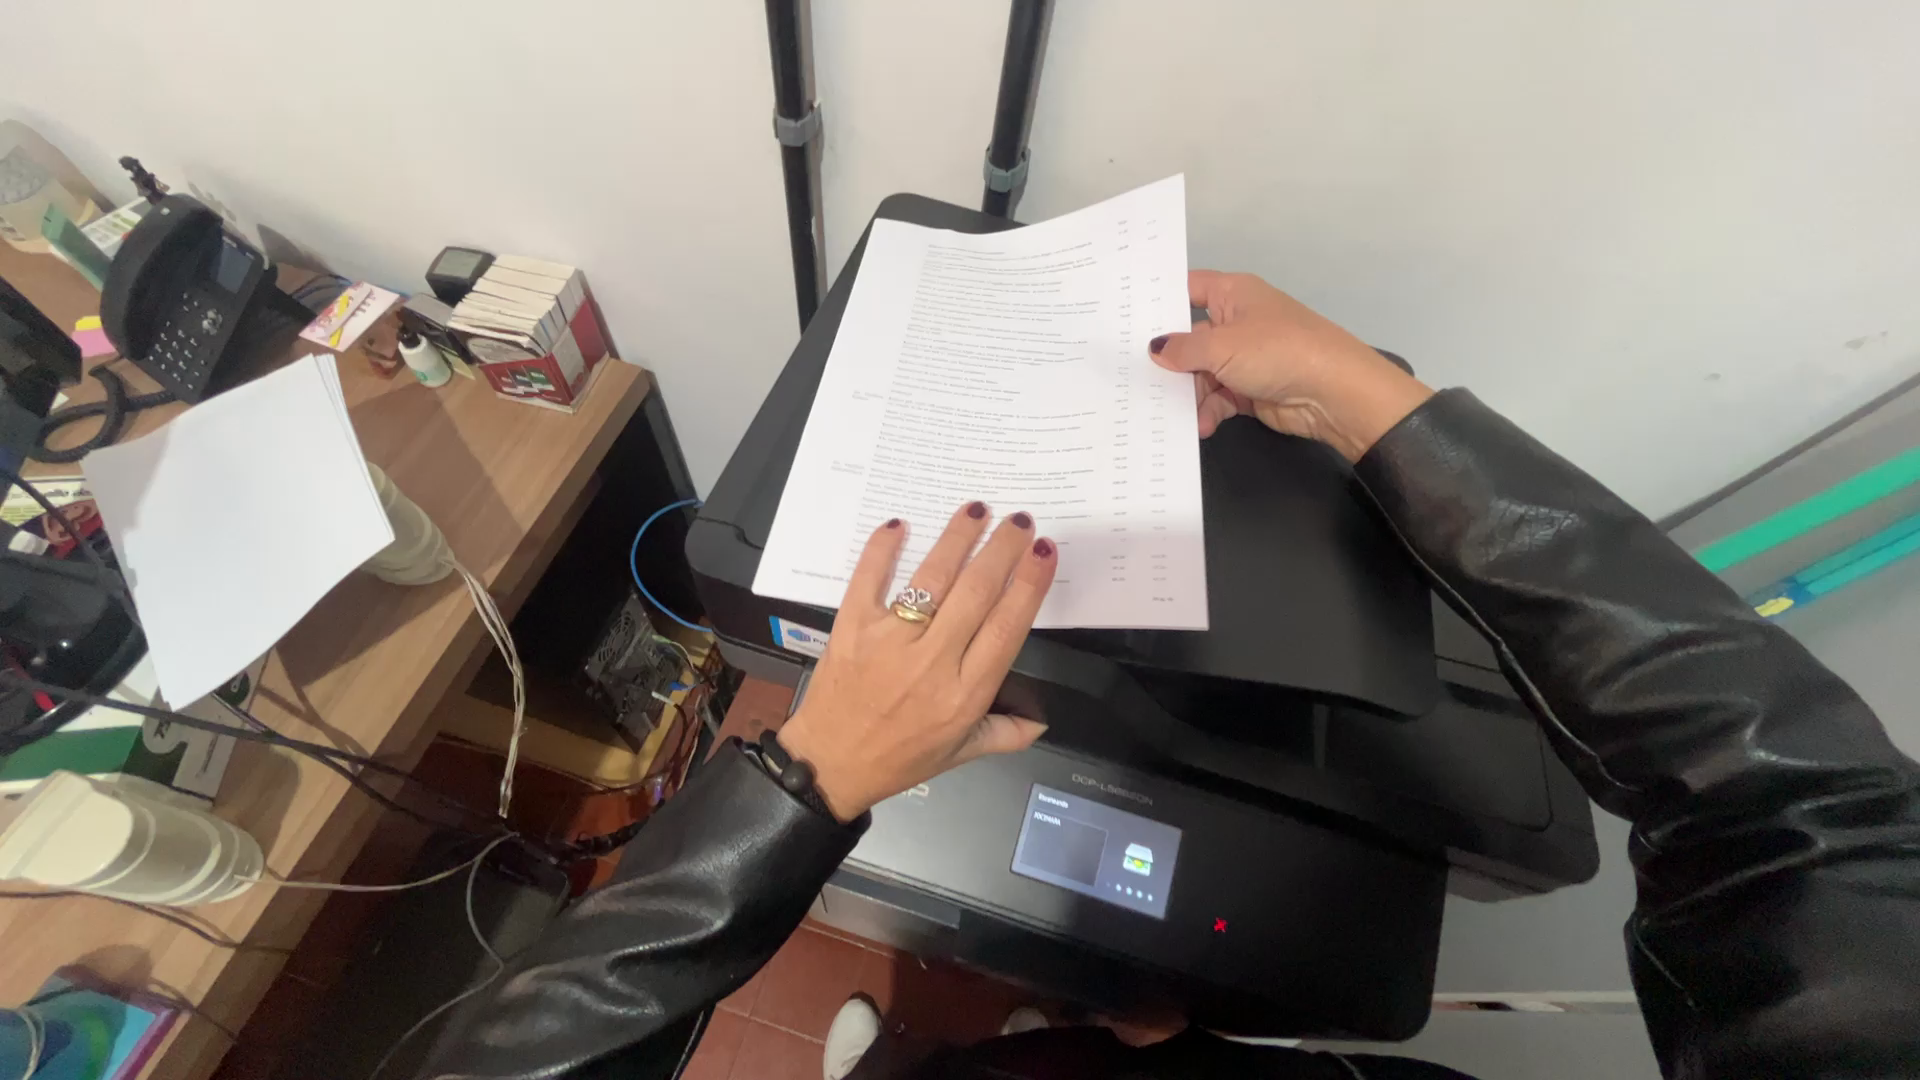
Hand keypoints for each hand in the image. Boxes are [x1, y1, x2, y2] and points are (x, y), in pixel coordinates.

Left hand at [777, 502, 1057, 820]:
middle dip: (1002, 549)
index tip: (1043, 551)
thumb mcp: (960, 753)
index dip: (1029, 583)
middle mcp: (931, 662)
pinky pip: (869, 578)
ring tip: (977, 509)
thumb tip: (1043, 719)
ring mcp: (889, 641)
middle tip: (1019, 520)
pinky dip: (883, 548)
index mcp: (964, 693)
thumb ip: (1005, 732)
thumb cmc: (899, 757)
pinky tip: (900, 524)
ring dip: (957, 538)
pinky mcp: (852, 627)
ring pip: (932, 578)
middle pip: (976, 592)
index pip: (1007, 627)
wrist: (830, 765)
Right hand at [1149, 270, 1434, 460]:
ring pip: (1198, 374)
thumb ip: (1182, 348)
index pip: (1188, 289)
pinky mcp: (1248, 390)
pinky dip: (1207, 412)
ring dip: (1188, 395)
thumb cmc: (1277, 351)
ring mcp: (1242, 358)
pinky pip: (1215, 399)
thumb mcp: (1222, 346)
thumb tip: (1153, 349)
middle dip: (1166, 361)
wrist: (1333, 393)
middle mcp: (1235, 323)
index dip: (1159, 300)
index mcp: (1233, 295)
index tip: (1125, 316)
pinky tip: (1200, 426)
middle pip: (1188, 340)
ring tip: (1171, 413)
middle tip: (1131, 377)